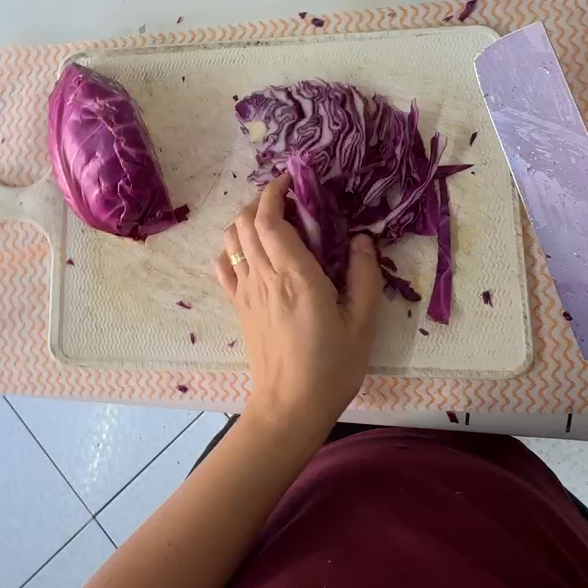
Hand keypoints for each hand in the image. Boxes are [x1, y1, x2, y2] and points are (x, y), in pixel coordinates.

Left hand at [214, 175, 380, 437]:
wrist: (290, 407)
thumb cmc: (332, 367)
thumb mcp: (363, 324)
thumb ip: (364, 276)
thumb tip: (363, 238)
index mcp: (295, 276)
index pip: (269, 219)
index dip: (275, 192)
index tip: (292, 180)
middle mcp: (264, 277)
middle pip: (245, 222)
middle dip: (262, 200)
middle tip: (288, 198)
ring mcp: (246, 291)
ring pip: (231, 239)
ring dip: (246, 220)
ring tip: (271, 220)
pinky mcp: (238, 306)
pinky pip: (223, 265)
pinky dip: (232, 247)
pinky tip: (251, 251)